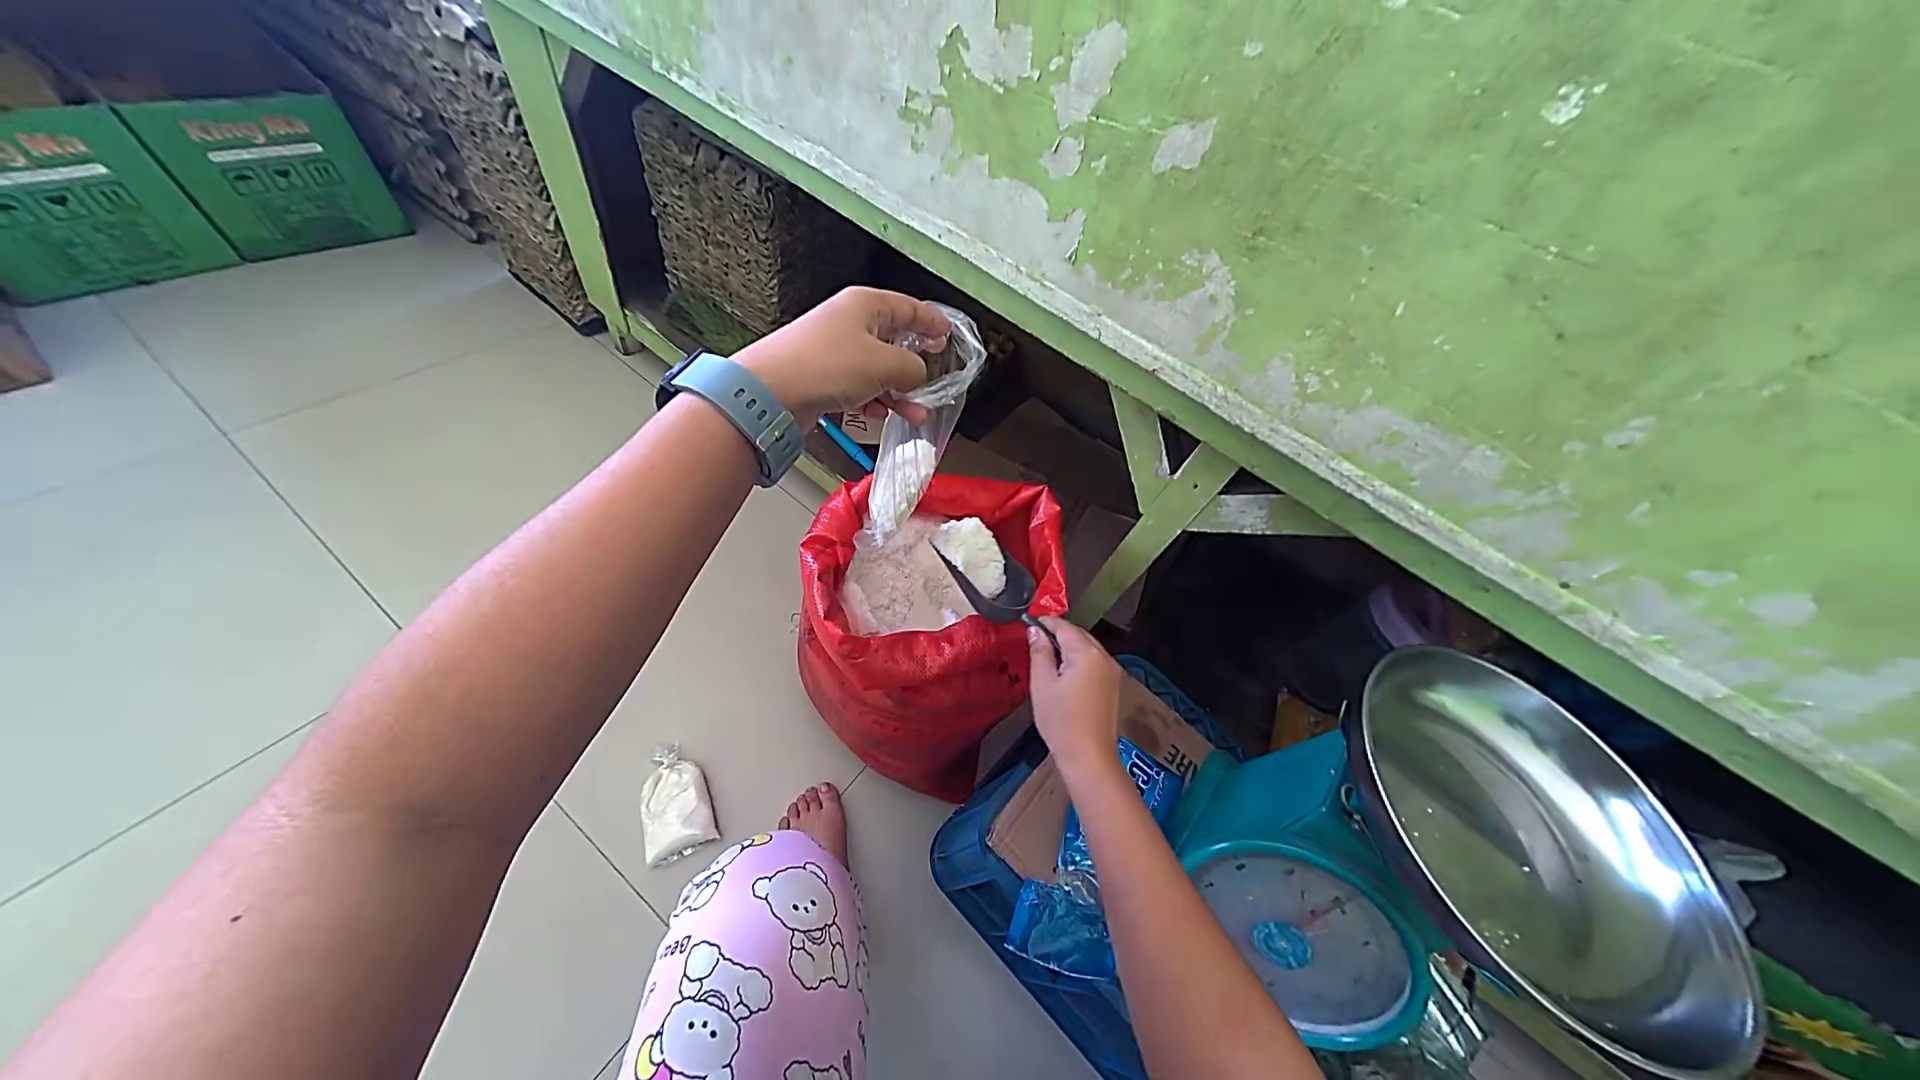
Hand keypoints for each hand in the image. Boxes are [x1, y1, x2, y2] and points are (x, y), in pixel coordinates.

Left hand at [733, 286, 949, 426]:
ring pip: (878, 369)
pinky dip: (875, 400)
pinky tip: (885, 414)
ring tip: (916, 413)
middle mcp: (849, 323)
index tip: (948, 333)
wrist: (771, 392)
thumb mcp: (885, 364)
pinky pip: (860, 387)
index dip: (932, 321)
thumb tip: (919, 374)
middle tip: (935, 380)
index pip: (909, 307)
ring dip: (899, 391)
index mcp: (865, 305)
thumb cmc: (825, 366)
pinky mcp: (824, 377)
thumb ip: (913, 368)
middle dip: (916, 366)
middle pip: (894, 341)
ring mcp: (835, 351)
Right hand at [1027, 617, 1122, 778]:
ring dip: (1069, 645)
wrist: (1089, 755)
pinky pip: (1094, 661)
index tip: (1029, 621)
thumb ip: (1040, 652)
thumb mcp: (1042, 684)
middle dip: (1058, 632)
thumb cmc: (1060, 720)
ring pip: (1088, 647)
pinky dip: (1079, 658)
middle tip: (1035, 637)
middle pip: (1079, 635)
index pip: (1065, 627)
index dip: (1046, 622)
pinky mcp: (1113, 684)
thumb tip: (1035, 630)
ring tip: (1047, 653)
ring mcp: (1112, 671)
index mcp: (1086, 654)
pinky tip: (1065, 670)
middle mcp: (1104, 657)